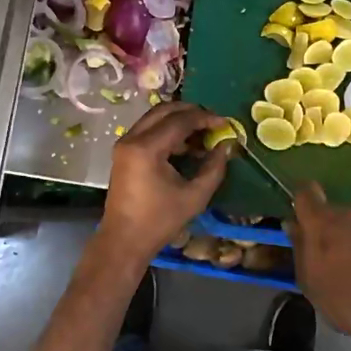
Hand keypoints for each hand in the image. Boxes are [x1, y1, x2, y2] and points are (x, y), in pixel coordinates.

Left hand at [95, 102, 230, 264]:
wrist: (124, 240)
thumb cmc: (159, 221)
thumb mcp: (194, 196)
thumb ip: (214, 167)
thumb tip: (227, 145)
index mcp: (146, 148)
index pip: (180, 120)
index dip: (205, 119)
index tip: (225, 124)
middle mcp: (131, 138)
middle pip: (165, 110)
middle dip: (191, 112)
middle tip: (213, 123)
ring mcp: (125, 143)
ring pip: (155, 117)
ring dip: (179, 121)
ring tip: (202, 136)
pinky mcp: (124, 151)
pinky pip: (148, 129)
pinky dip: (168, 131)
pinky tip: (186, 147)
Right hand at [288, 181, 350, 350]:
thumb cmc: (346, 299)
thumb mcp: (309, 280)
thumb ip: (298, 248)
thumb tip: (292, 225)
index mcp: (321, 223)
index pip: (305, 192)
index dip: (299, 200)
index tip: (297, 219)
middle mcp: (347, 216)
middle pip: (327, 211)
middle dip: (320, 228)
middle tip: (318, 257)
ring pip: (348, 226)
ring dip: (342, 240)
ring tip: (343, 271)